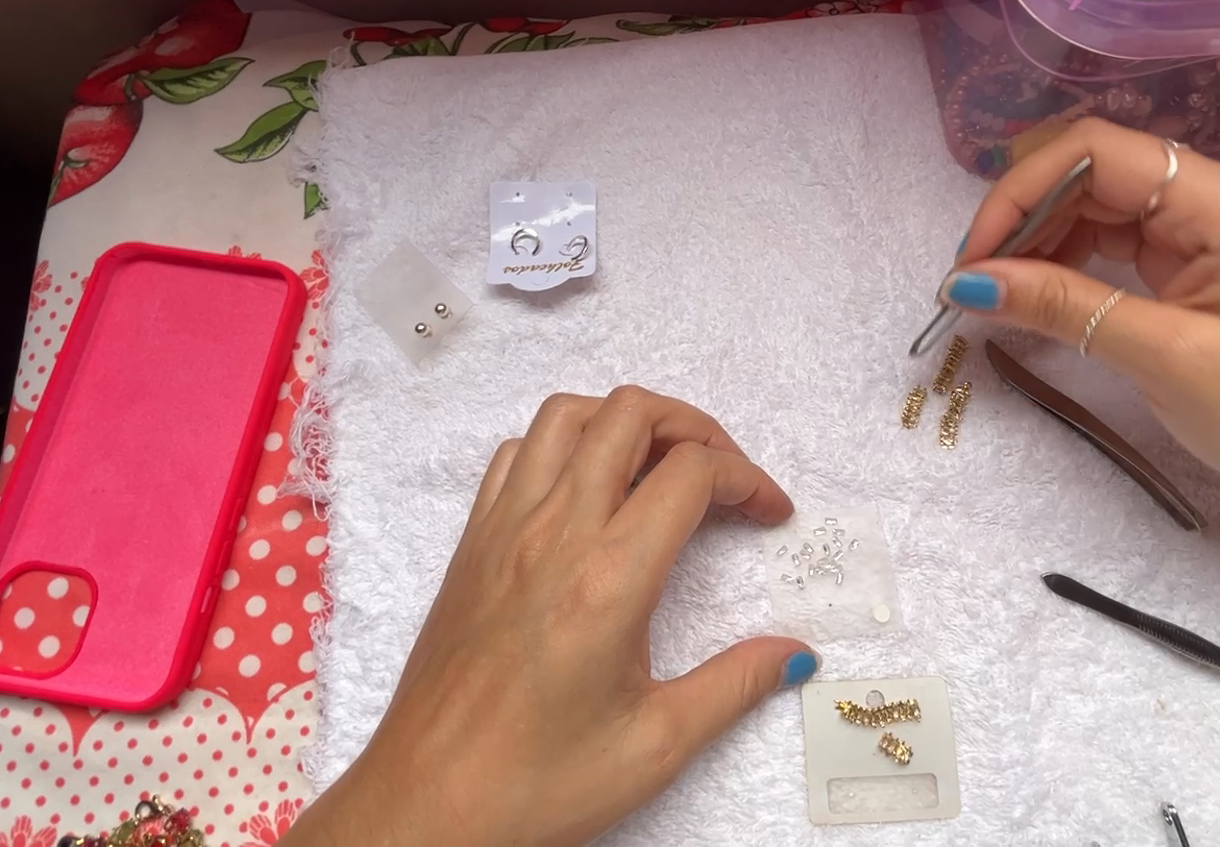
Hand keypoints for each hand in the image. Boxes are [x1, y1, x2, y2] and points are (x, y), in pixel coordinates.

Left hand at [282, 387, 817, 846]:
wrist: (420, 809)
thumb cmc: (535, 784)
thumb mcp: (654, 745)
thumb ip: (736, 684)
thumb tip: (799, 655)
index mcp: (609, 576)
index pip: (692, 473)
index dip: (748, 479)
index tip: (771, 514)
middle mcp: (555, 529)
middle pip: (630, 413)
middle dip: (694, 426)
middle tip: (724, 473)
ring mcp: (505, 523)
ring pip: (568, 414)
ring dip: (625, 421)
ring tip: (659, 464)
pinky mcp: (474, 536)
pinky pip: (518, 451)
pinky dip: (565, 443)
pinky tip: (586, 487)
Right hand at [945, 118, 1219, 526]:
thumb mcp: (1163, 360)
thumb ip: (1061, 306)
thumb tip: (965, 281)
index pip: (1101, 153)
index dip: (1021, 192)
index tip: (971, 259)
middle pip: (1095, 171)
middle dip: (1023, 218)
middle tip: (973, 282)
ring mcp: (1217, 217)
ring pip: (1098, 200)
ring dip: (1039, 239)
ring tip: (998, 290)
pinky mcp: (1203, 247)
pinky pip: (1116, 232)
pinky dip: (1068, 257)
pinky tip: (1039, 289)